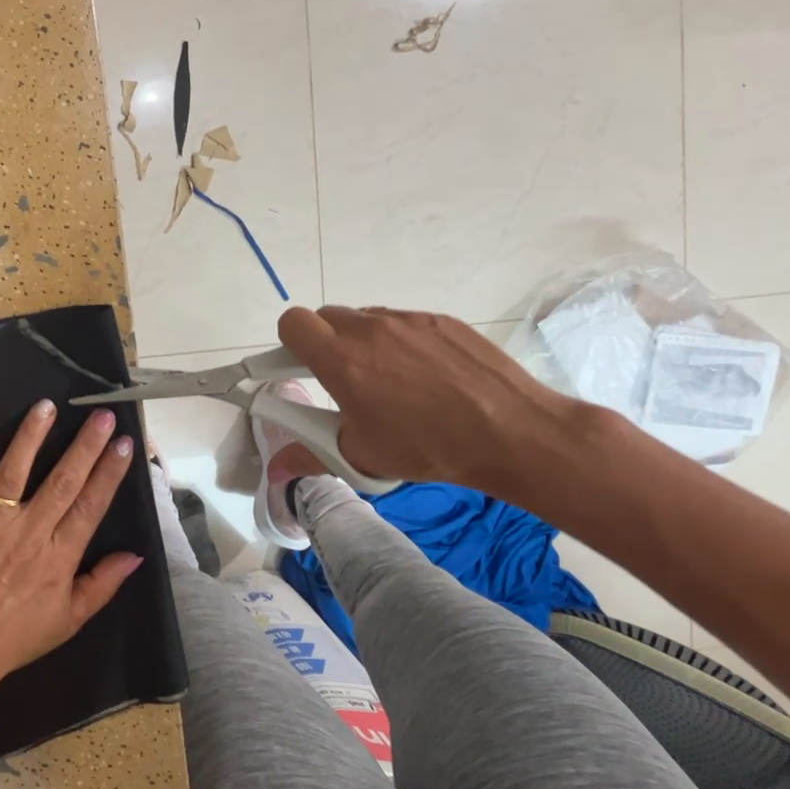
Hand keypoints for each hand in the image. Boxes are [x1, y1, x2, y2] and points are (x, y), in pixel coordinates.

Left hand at [0, 402, 142, 693]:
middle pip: (62, 481)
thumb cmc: (16, 637)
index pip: (90, 505)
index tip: (123, 443)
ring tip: (45, 406)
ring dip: (31, 436)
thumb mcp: (69, 620)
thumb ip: (102, 584)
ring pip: (13, 471)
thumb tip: (135, 555)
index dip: (109, 472)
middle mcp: (28, 532)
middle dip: (84, 446)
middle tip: (99, 415)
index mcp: (59, 556)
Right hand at [275, 306, 606, 491]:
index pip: (292, 323)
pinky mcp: (440, 320)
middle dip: (324, 342)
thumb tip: (276, 471)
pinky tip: (426, 378)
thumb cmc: (428, 447)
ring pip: (365, 318)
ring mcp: (407, 320)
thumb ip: (310, 457)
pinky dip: (401, 343)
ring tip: (389, 382)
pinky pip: (403, 323)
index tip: (301, 367)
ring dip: (363, 341)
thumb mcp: (362, 456)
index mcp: (340, 359)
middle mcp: (369, 329)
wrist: (513, 433)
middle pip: (325, 317)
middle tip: (341, 379)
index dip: (290, 343)